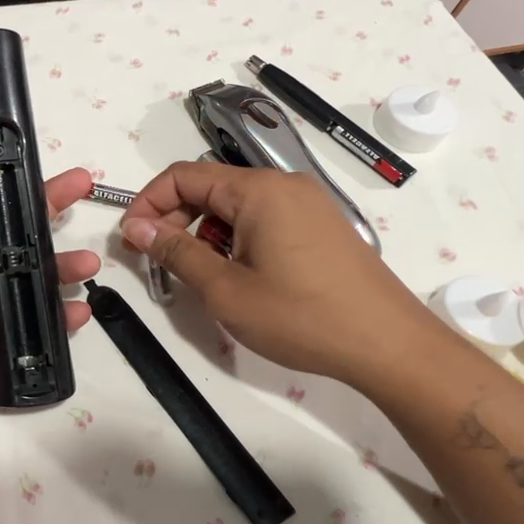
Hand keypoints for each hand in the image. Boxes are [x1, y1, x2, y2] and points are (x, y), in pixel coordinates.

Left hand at [0, 166, 101, 467]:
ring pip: (35, 279)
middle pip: (18, 238)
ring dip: (63, 267)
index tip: (47, 169)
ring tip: (90, 263)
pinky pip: (41, 323)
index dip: (18, 188)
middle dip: (51, 215)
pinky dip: (63, 315)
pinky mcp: (6, 345)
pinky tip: (82, 311)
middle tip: (87, 195)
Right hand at [118, 161, 451, 386]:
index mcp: (258, 191)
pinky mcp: (320, 226)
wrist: (392, 347)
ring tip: (201, 275)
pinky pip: (262, 218)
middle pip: (209, 187)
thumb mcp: (225, 289)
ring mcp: (307, 204)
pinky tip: (239, 275)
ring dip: (204, 232)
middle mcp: (283, 185)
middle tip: (157, 261)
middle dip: (174, 219)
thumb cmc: (302, 317)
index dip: (148, 203)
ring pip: (234, 205)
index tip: (131, 240)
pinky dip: (235, 238)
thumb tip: (136, 227)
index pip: (183, 176)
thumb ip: (175, 252)